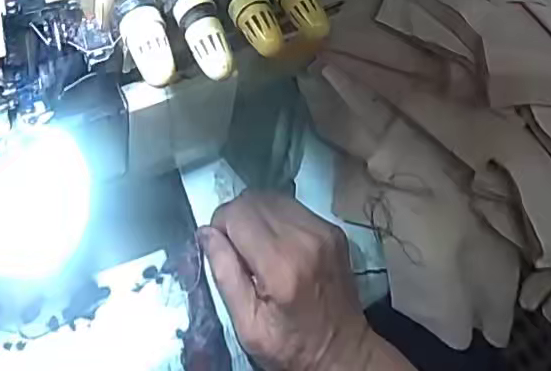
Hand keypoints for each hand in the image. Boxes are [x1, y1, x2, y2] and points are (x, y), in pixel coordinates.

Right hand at [198, 192, 411, 370]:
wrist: (345, 354)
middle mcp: (303, 238)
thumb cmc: (292, 348)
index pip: (236, 214)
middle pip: (252, 200)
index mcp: (280, 266)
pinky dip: (276, 217)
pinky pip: (290, 205)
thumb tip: (205, 232)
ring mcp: (321, 229)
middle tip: (238, 249)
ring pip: (270, 197)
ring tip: (258, 246)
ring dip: (256, 215)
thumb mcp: (248, 327)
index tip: (221, 248)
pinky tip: (279, 243)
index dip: (220, 226)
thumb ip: (224, 274)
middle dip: (236, 218)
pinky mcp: (331, 228)